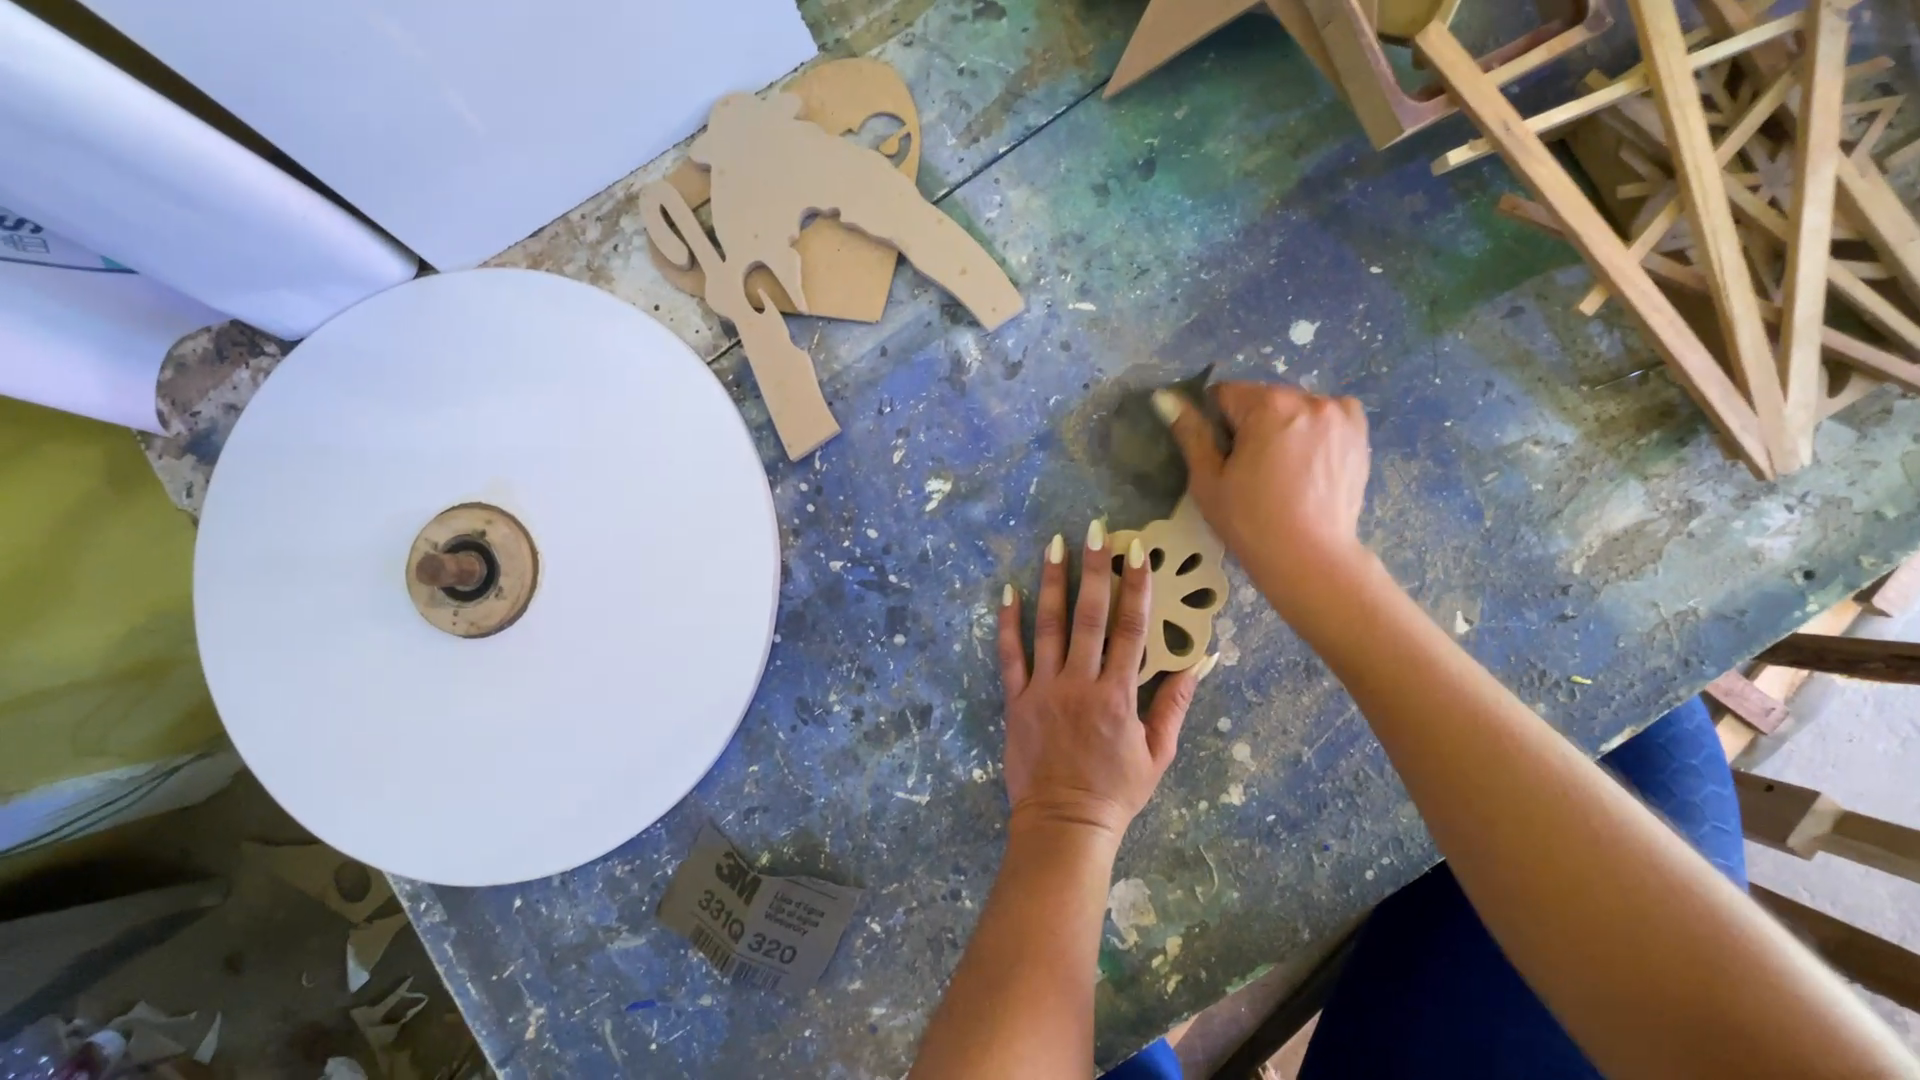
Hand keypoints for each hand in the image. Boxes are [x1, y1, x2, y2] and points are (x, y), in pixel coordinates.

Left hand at [996, 523, 1209, 838]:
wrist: (1063, 824)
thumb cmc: (1116, 792)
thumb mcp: (1158, 753)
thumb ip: (1175, 705)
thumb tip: (1200, 663)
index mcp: (1118, 695)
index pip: (1131, 630)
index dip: (1135, 588)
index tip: (1137, 553)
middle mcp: (1081, 684)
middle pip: (1089, 617)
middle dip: (1094, 570)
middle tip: (1096, 531)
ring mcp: (1044, 690)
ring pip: (1049, 627)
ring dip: (1053, 584)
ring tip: (1055, 546)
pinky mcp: (1017, 701)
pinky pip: (1010, 657)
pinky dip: (1008, 625)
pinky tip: (1008, 593)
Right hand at [1156, 381, 1370, 603]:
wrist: (1310, 558)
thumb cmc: (1250, 522)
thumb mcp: (1208, 480)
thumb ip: (1190, 432)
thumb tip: (1165, 398)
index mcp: (1268, 406)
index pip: (1225, 394)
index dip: (1215, 424)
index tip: (1222, 457)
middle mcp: (1308, 399)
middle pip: (1262, 399)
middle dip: (1251, 424)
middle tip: (1250, 470)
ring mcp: (1340, 415)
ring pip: (1293, 407)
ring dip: (1282, 426)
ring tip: (1281, 471)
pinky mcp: (1359, 433)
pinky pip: (1327, 416)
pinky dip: (1314, 430)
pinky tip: (1308, 463)